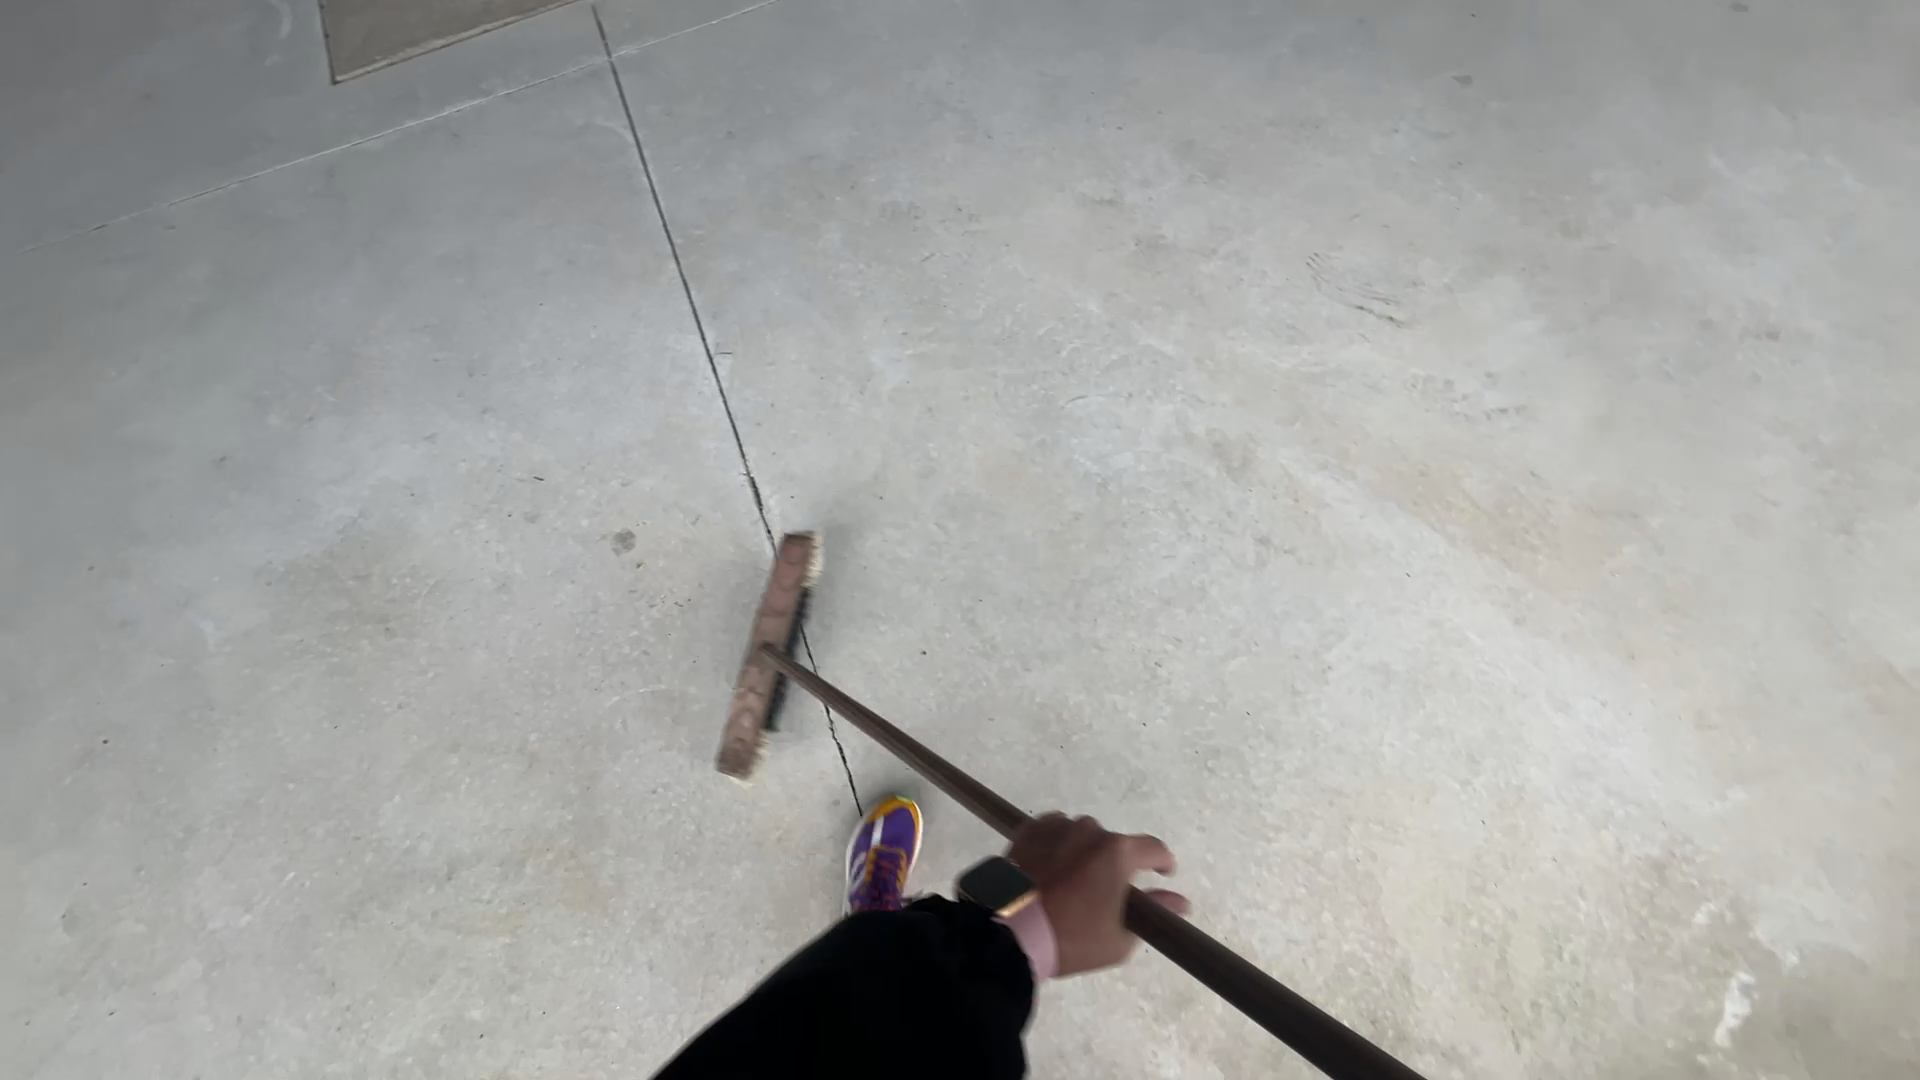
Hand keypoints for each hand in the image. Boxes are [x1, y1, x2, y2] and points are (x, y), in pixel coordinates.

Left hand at [1005, 812, 1188, 976]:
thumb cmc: (1072, 937)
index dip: (1162, 861)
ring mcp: (1057, 826)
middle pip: (1113, 844)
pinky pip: (1054, 831)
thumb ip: (1154, 911)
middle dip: (1114, 864)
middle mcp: (1089, 830)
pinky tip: (1051, 868)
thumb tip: (1181, 901)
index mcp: (1117, 851)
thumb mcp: (1120, 936)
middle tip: (1104, 893)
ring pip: (1081, 836)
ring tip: (1072, 884)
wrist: (1010, 928)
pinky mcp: (1029, 830)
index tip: (1163, 873)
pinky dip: (1057, 846)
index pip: (1153, 848)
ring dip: (1083, 853)